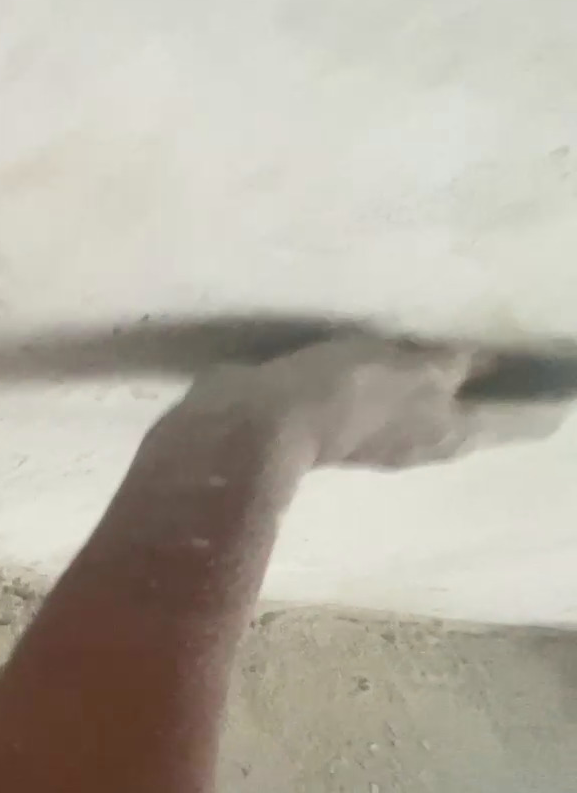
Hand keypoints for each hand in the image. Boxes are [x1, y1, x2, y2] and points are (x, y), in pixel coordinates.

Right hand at [182, 337, 558, 468]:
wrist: (246, 422)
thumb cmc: (341, 393)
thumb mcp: (409, 365)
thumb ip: (455, 361)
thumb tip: (487, 360)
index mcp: (456, 433)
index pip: (532, 418)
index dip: (550, 390)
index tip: (553, 361)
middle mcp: (422, 445)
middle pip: (471, 417)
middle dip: (480, 386)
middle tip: (485, 347)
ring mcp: (368, 441)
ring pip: (414, 411)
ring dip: (420, 386)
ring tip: (417, 349)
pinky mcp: (321, 428)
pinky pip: (365, 405)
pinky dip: (374, 387)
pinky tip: (361, 363)